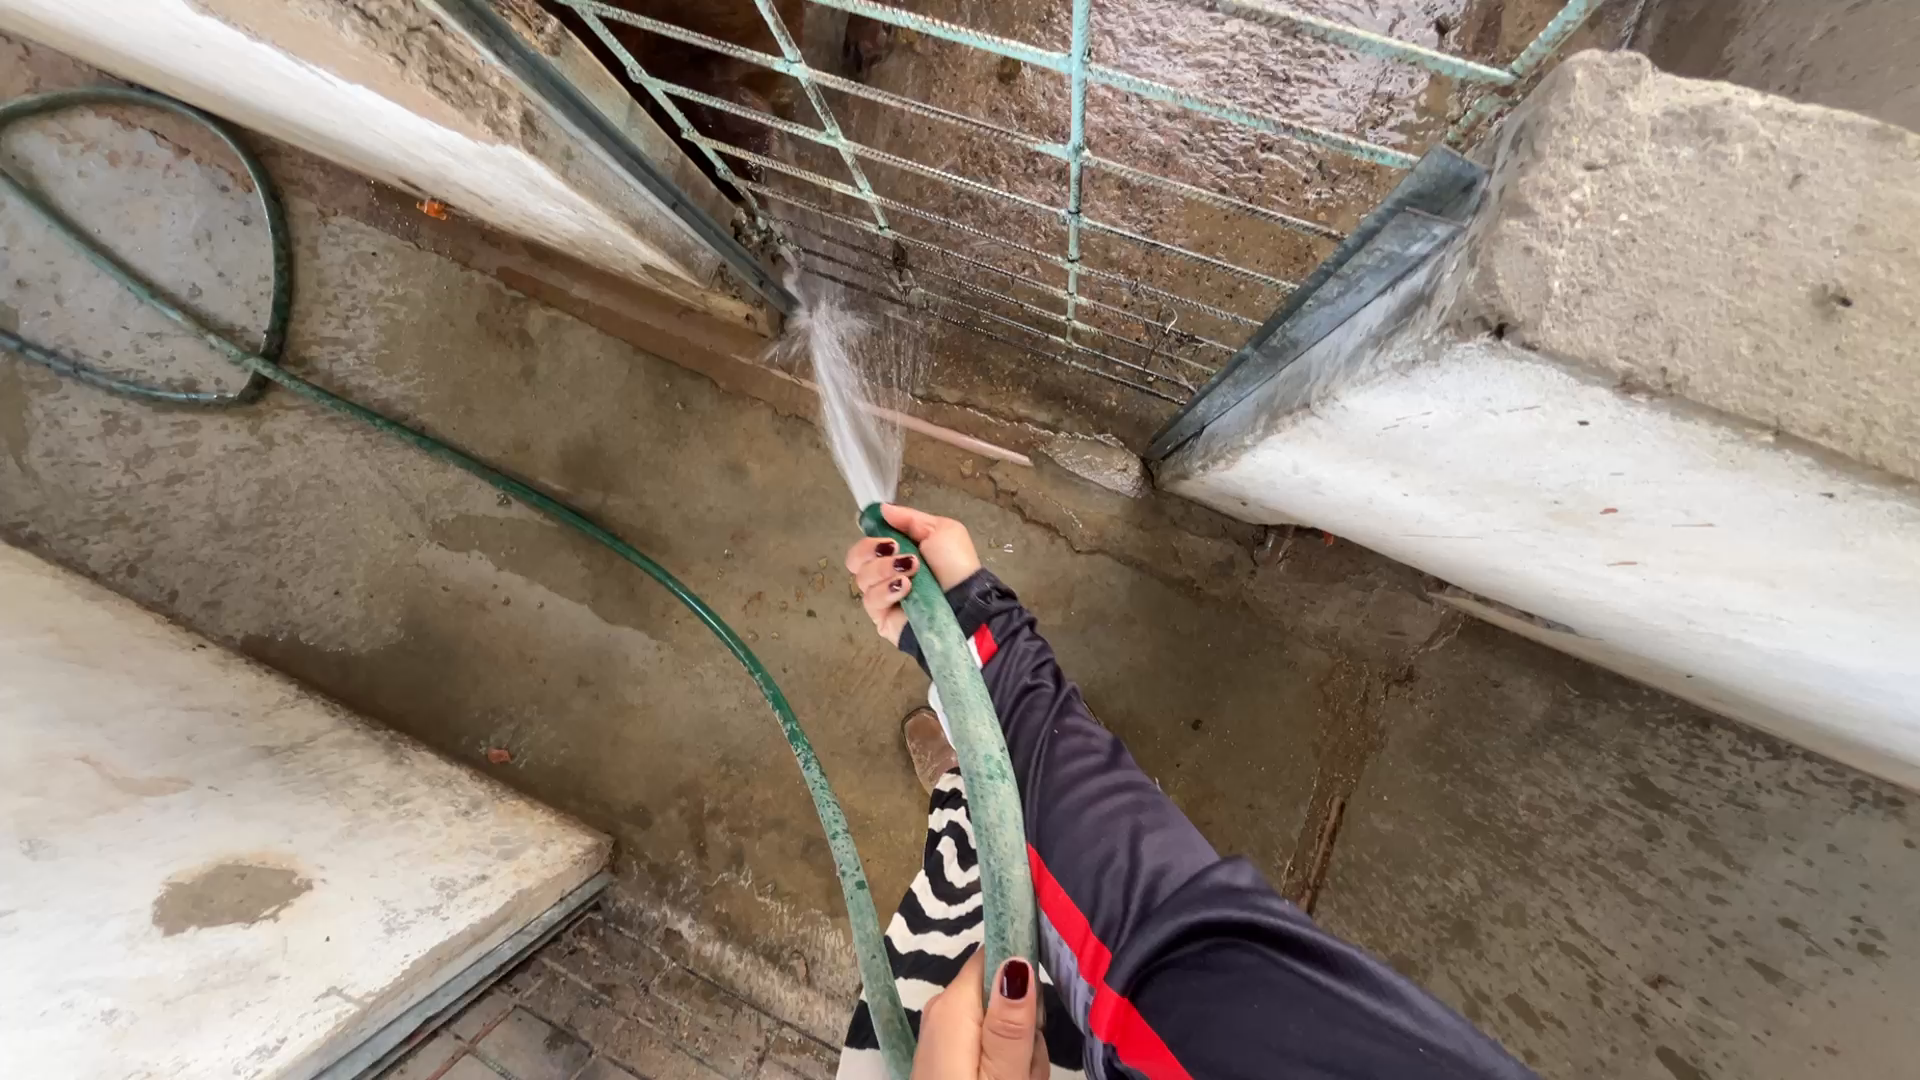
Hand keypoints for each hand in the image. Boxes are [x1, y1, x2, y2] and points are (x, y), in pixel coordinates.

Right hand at [844, 504, 982, 644]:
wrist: (967, 600)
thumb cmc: (957, 565)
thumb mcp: (941, 530)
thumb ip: (910, 518)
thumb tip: (882, 509)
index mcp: (898, 553)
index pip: (867, 544)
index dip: (870, 538)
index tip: (889, 538)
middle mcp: (886, 574)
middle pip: (855, 559)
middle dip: (872, 550)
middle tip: (897, 551)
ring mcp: (883, 597)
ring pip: (862, 578)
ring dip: (885, 570)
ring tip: (912, 572)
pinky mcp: (882, 617)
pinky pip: (870, 600)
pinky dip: (886, 591)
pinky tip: (907, 588)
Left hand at [912, 953, 1045, 1079]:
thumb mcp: (1001, 1077)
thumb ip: (1010, 1021)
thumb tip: (1018, 958)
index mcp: (952, 1003)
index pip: (995, 954)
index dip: (1023, 978)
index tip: (1035, 1021)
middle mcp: (943, 1008)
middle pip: (1002, 993)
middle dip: (1023, 1030)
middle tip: (1024, 1071)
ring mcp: (942, 1033)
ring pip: (1001, 1022)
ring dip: (1019, 1054)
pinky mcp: (945, 1055)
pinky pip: (987, 1044)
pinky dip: (1003, 1066)